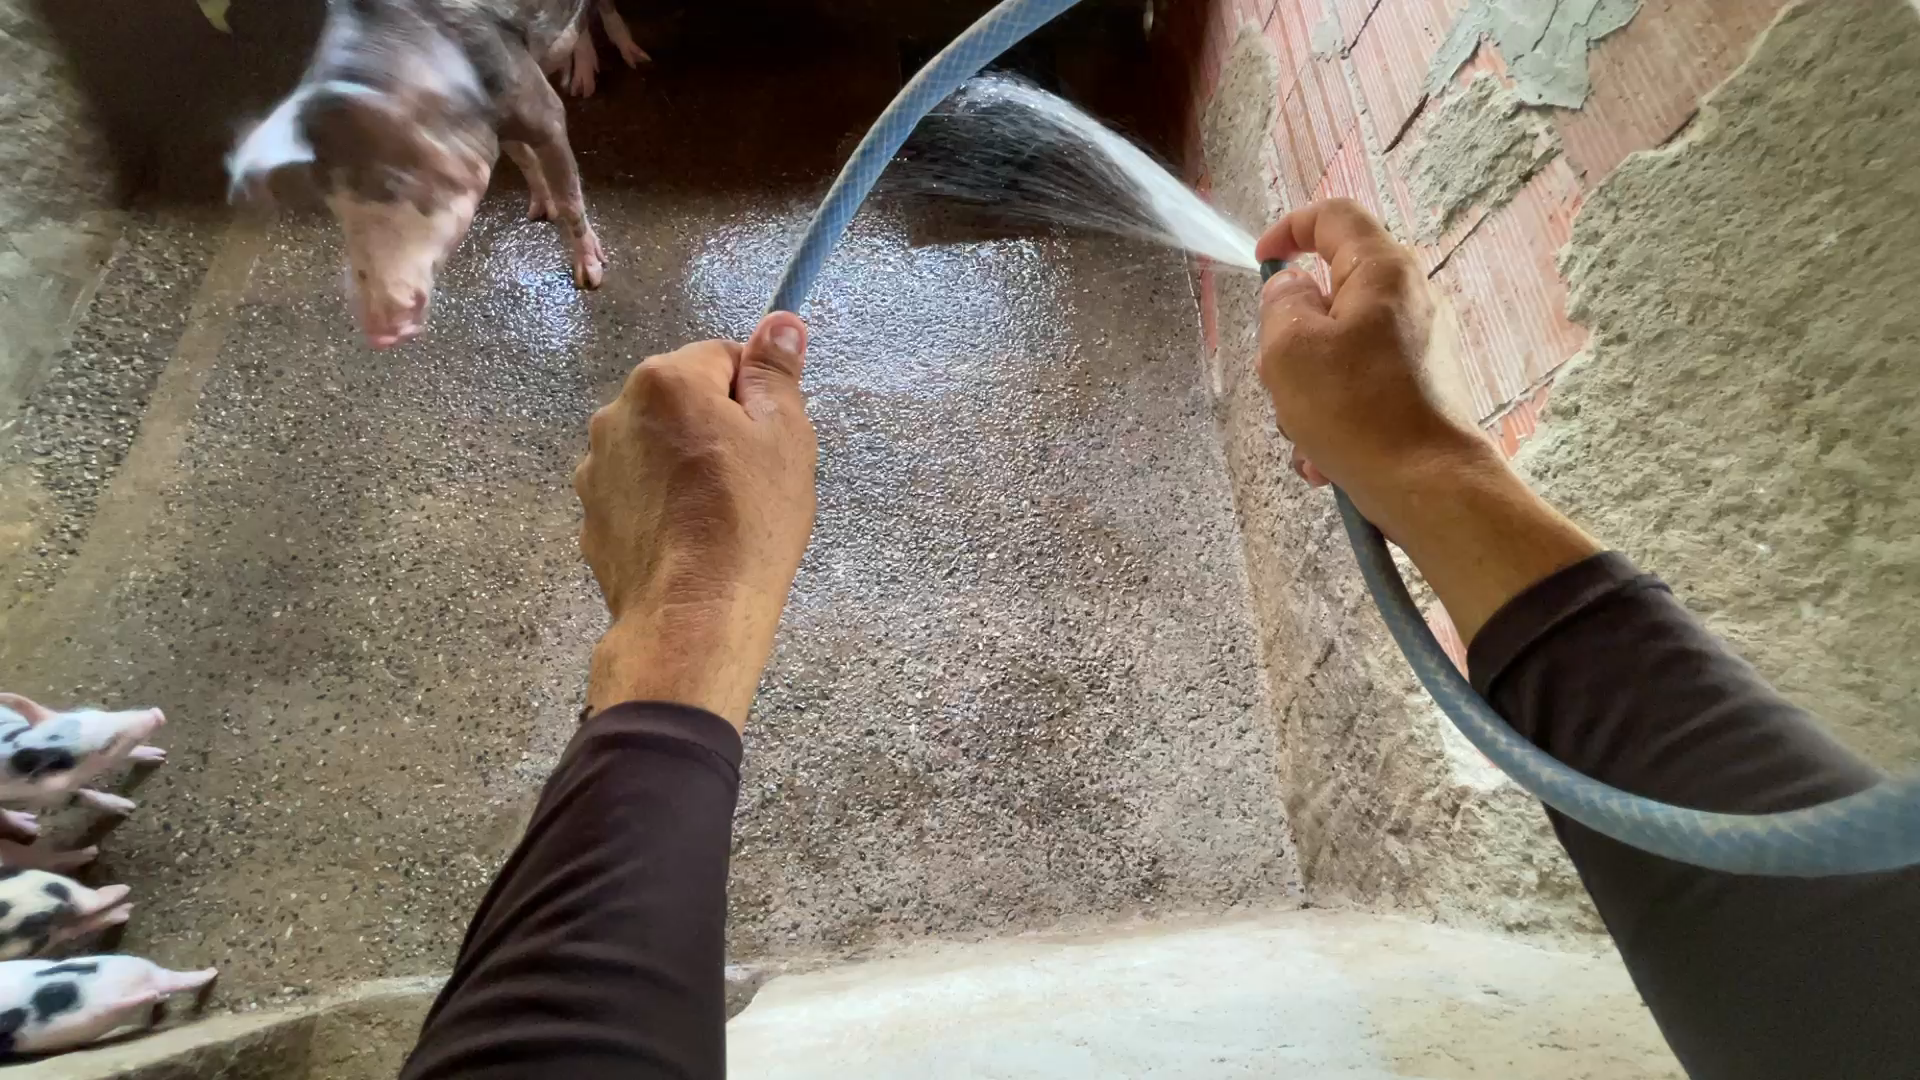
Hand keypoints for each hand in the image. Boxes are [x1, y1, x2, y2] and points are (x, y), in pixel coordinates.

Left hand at [574, 313, 817, 727]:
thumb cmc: (750, 518)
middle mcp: (615, 413)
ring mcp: (595, 469)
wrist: (694, 615)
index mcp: (665, 381)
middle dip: (718, 425)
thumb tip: (781, 320)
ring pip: (658, 446)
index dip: (755, 394)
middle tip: (752, 478)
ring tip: (720, 516)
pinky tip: (689, 540)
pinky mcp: (591, 517)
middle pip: (684, 399)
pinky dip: (661, 503)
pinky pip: (637, 491)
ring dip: (686, 463)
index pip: (721, 356)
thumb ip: (777, 372)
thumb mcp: (785, 438)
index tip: (770, 439)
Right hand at [1255, 199, 1598, 640]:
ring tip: (1302, 430)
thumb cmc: (1353, 410)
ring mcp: (1417, 343)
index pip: (1333, 216)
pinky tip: (1322, 454)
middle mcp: (1408, 298)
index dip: (1288, 228)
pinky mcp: (1418, 384)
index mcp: (1382, 272)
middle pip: (1328, 293)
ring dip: (1303, 387)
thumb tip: (1289, 290)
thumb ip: (1280, 306)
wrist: (1424, 482)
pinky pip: (1355, 384)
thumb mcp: (1289, 350)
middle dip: (1288, 336)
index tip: (1259, 261)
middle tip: (1275, 376)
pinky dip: (1329, 412)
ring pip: (1334, 347)